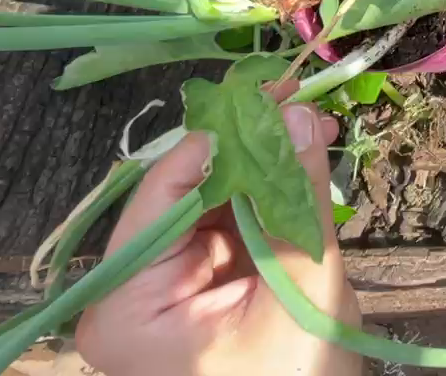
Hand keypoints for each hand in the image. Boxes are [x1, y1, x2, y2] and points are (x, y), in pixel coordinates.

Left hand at [76, 98, 361, 375]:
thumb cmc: (295, 373)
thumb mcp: (300, 279)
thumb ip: (294, 194)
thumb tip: (297, 113)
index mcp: (128, 303)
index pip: (162, 194)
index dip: (219, 138)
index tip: (278, 96)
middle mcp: (132, 287)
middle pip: (188, 190)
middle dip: (250, 145)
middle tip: (306, 108)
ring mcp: (167, 283)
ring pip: (214, 195)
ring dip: (266, 160)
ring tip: (317, 128)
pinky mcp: (201, 277)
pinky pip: (232, 214)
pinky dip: (270, 187)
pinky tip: (307, 160)